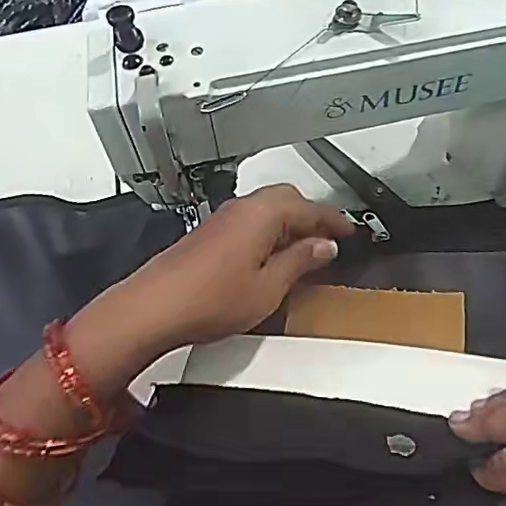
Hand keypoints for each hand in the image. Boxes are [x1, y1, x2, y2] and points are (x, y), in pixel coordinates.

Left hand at [66, 185, 350, 387]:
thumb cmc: (209, 298)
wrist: (155, 306)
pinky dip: (269, 231)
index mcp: (263, 214)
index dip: (334, 219)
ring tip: (306, 250)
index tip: (350, 230)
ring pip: (267, 208)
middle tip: (331, 237)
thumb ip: (300, 262)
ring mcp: (223, 218)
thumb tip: (323, 246)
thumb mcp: (269, 287)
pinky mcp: (210, 232)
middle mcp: (242, 208)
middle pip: (287, 199)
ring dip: (289, 223)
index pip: (309, 207)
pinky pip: (250, 221)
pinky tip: (273, 256)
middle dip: (312, 215)